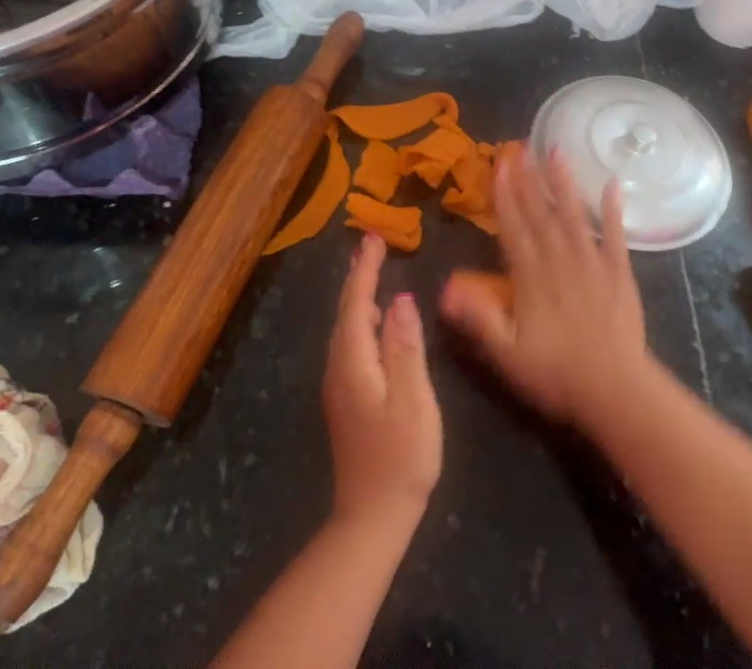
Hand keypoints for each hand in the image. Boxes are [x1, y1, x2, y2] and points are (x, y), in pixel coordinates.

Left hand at [324, 234, 442, 526]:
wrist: (373, 513)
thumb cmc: (401, 456)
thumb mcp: (413, 399)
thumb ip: (406, 348)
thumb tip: (400, 301)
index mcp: (353, 363)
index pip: (355, 304)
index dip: (364, 271)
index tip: (373, 238)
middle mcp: (338, 369)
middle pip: (345, 314)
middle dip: (358, 278)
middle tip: (373, 246)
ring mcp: (339, 386)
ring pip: (346, 330)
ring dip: (358, 299)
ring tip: (372, 273)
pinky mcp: (347, 399)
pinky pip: (351, 346)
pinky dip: (361, 322)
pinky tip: (376, 322)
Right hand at [440, 148, 652, 428]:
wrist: (614, 389)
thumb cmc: (555, 374)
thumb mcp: (506, 354)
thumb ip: (478, 318)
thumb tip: (444, 289)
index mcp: (531, 279)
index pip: (513, 229)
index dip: (504, 196)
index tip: (498, 166)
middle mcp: (560, 262)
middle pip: (541, 214)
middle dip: (529, 180)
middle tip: (521, 147)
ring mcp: (593, 265)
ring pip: (575, 216)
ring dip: (564, 183)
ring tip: (557, 151)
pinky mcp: (620, 274)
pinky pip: (615, 235)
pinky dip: (613, 209)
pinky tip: (611, 184)